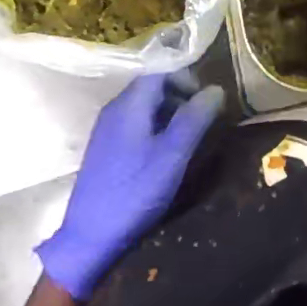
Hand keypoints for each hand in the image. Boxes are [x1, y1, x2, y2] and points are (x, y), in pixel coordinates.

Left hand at [36, 71, 224, 299]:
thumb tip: (215, 89)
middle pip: (150, 85)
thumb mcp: (172, 156)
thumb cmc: (135, 191)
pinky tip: (167, 151)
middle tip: (204, 116)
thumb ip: (194, 120)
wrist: (90, 235)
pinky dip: (156, 126)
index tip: (207, 97)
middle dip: (180, 93)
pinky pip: (135, 123)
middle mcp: (114, 110)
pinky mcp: (106, 148)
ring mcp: (107, 129)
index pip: (158, 70)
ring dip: (170, 111)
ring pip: (143, 105)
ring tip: (190, 134)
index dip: (185, 76)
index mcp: (129, 106)